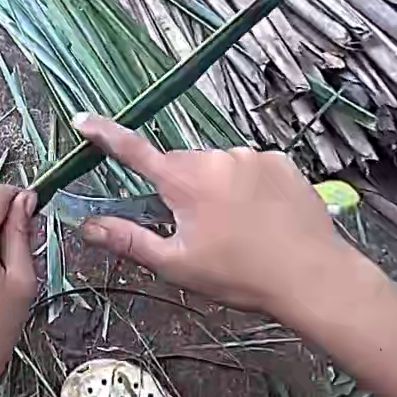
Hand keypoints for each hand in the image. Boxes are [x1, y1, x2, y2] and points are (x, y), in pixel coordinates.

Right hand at [69, 113, 390, 319]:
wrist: (313, 277)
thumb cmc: (238, 275)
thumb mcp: (177, 264)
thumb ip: (128, 240)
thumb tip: (86, 227)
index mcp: (185, 181)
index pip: (134, 151)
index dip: (105, 134)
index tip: (83, 119)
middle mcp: (215, 157)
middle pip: (180, 164)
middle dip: (178, 187)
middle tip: (195, 225)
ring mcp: (250, 155)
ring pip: (214, 165)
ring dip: (213, 186)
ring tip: (234, 224)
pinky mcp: (279, 160)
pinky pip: (246, 165)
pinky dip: (244, 183)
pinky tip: (259, 213)